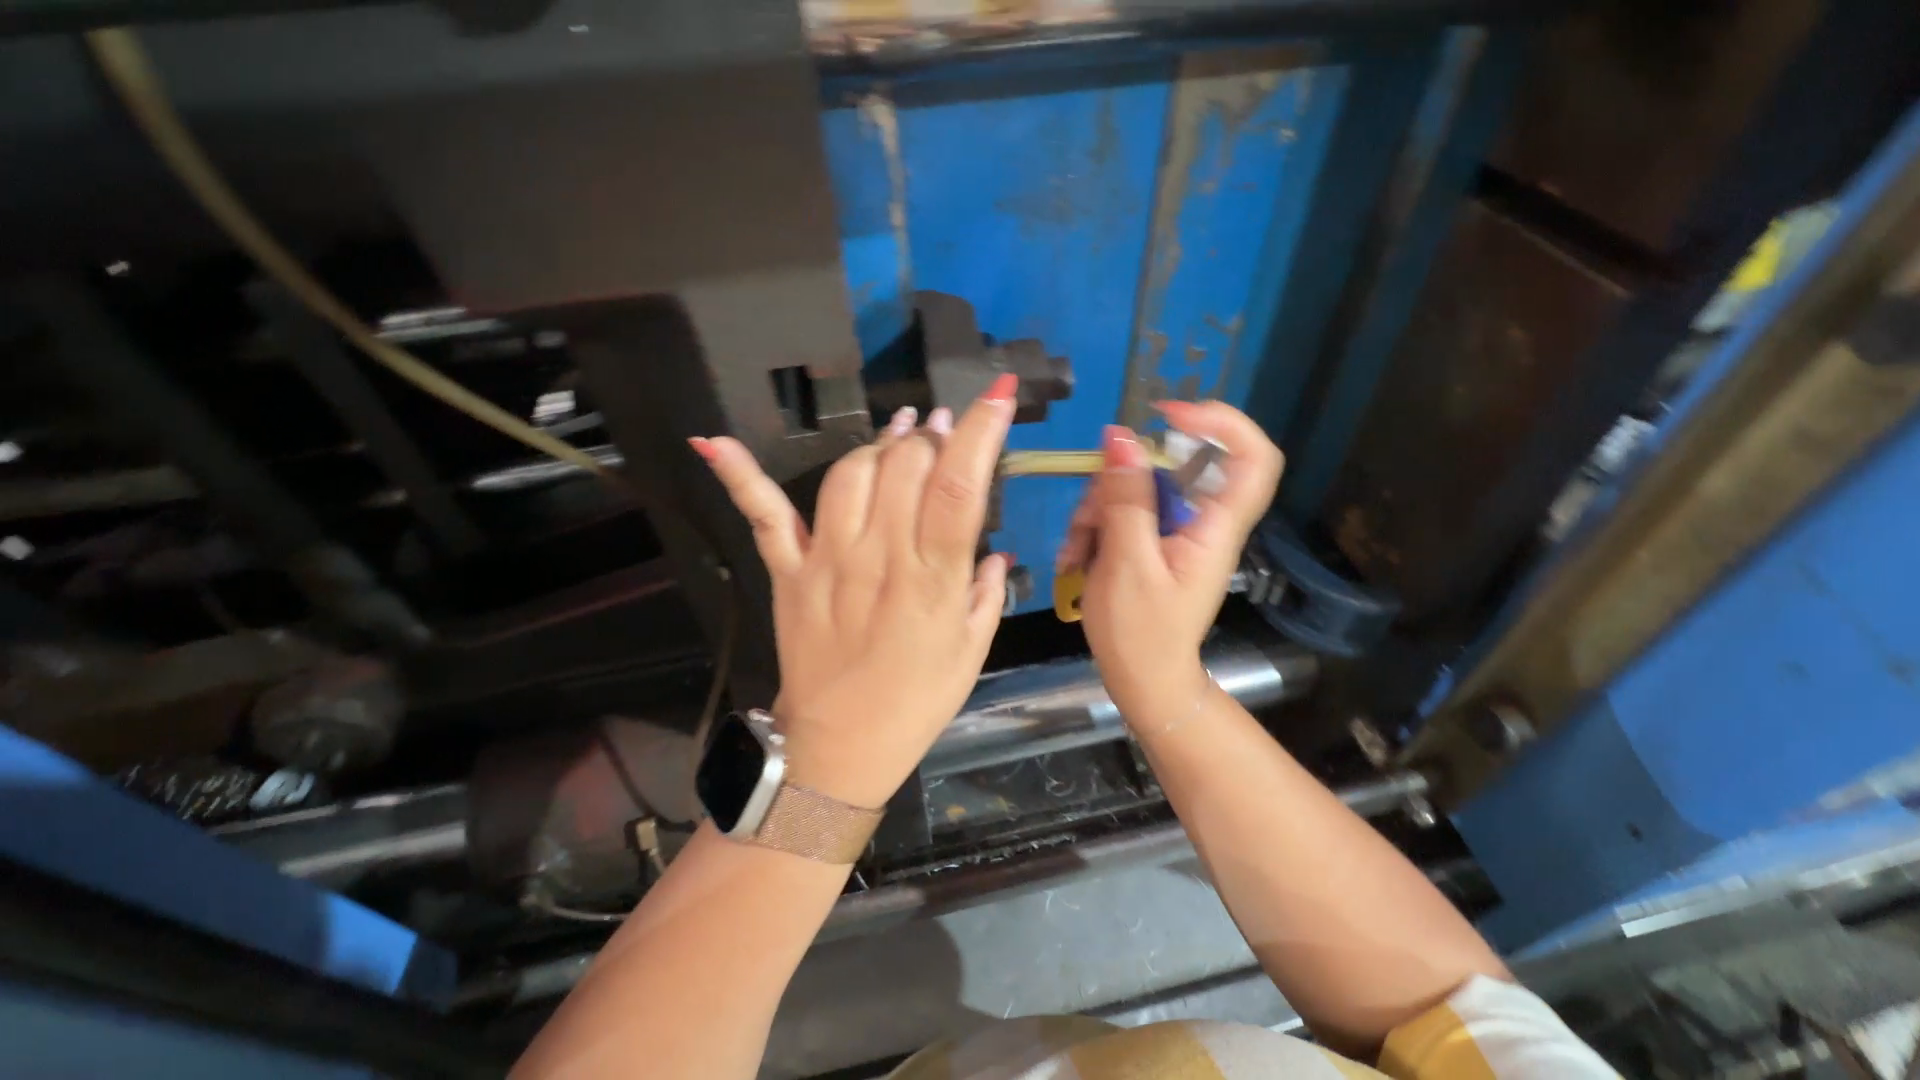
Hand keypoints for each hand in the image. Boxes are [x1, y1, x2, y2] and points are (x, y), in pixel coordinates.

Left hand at [690, 380, 1016, 806]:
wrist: (839, 748)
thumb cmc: (916, 703)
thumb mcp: (971, 652)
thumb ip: (984, 593)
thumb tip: (991, 552)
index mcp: (932, 579)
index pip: (959, 485)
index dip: (981, 430)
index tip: (1000, 393)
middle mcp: (879, 557)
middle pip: (905, 466)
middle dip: (933, 436)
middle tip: (946, 437)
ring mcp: (826, 560)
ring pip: (851, 473)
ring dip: (879, 443)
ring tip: (900, 433)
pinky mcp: (787, 571)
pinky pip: (763, 514)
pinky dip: (738, 474)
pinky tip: (711, 440)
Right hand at [1056, 401, 1283, 720]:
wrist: (1143, 682)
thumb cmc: (1141, 632)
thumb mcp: (1126, 562)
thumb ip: (1126, 498)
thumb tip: (1122, 437)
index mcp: (1215, 527)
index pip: (1252, 459)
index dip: (1222, 423)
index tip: (1170, 415)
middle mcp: (1203, 522)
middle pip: (1171, 469)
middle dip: (1119, 482)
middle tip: (1089, 513)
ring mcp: (1176, 532)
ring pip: (1137, 489)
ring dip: (1097, 511)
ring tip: (1075, 551)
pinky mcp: (1154, 543)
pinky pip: (1124, 514)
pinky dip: (1095, 529)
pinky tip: (1075, 559)